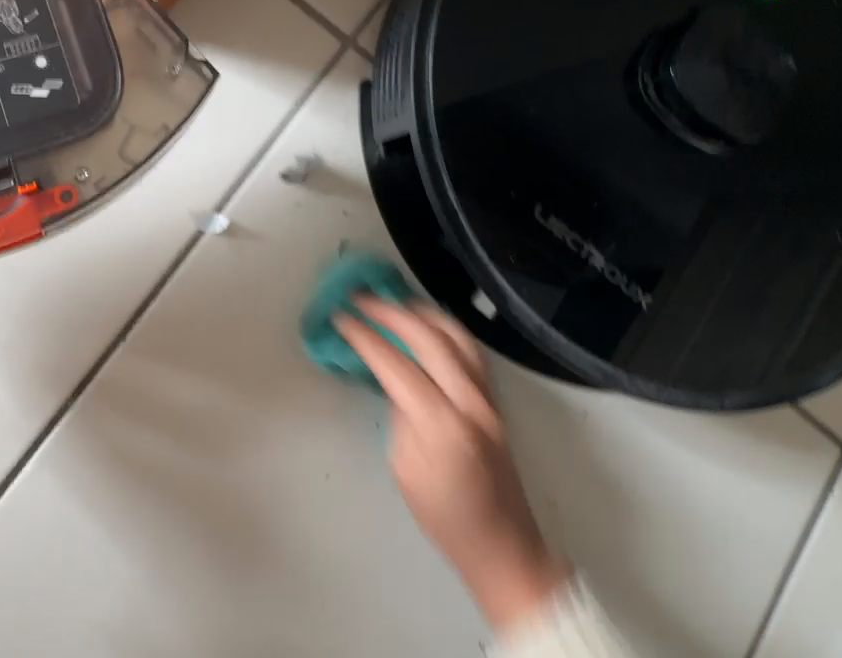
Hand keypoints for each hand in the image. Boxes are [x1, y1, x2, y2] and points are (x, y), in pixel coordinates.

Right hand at [334, 298, 569, 629]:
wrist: (502, 543)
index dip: (365, 337)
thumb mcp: (404, 467)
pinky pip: (470, 350)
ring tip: (392, 300)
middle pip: (430, 339)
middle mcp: (470, 401)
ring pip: (457, 335)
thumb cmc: (443, 516)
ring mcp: (489, 398)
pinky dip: (445, 327)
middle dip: (391, 312)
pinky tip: (427, 323)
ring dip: (422, 312)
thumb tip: (393, 379)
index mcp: (441, 424)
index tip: (339, 318)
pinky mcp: (496, 400)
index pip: (396, 364)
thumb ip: (400, 415)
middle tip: (359, 298)